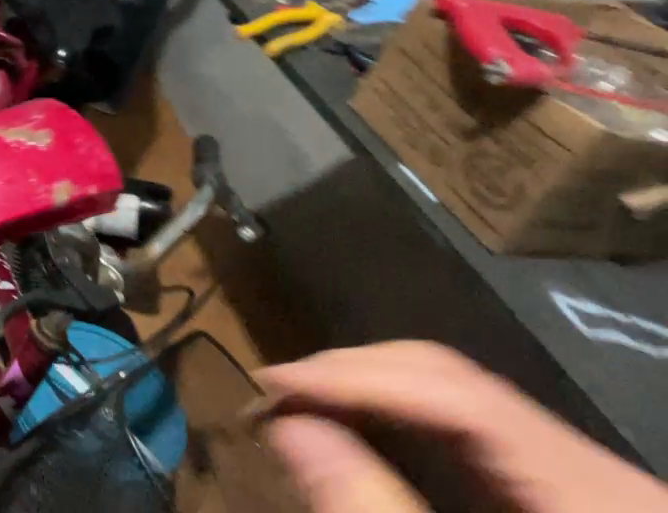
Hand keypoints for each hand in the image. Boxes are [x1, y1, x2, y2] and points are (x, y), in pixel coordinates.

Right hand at [257, 341, 667, 511]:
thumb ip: (376, 511)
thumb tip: (286, 423)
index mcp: (600, 498)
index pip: (458, 396)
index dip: (356, 377)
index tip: (272, 382)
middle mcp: (603, 474)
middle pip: (451, 379)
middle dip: (351, 377)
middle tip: (274, 393)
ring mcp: (586, 478)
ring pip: (453, 391)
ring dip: (364, 390)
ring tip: (297, 403)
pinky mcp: (563, 490)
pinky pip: (466, 424)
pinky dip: (395, 415)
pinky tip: (348, 424)